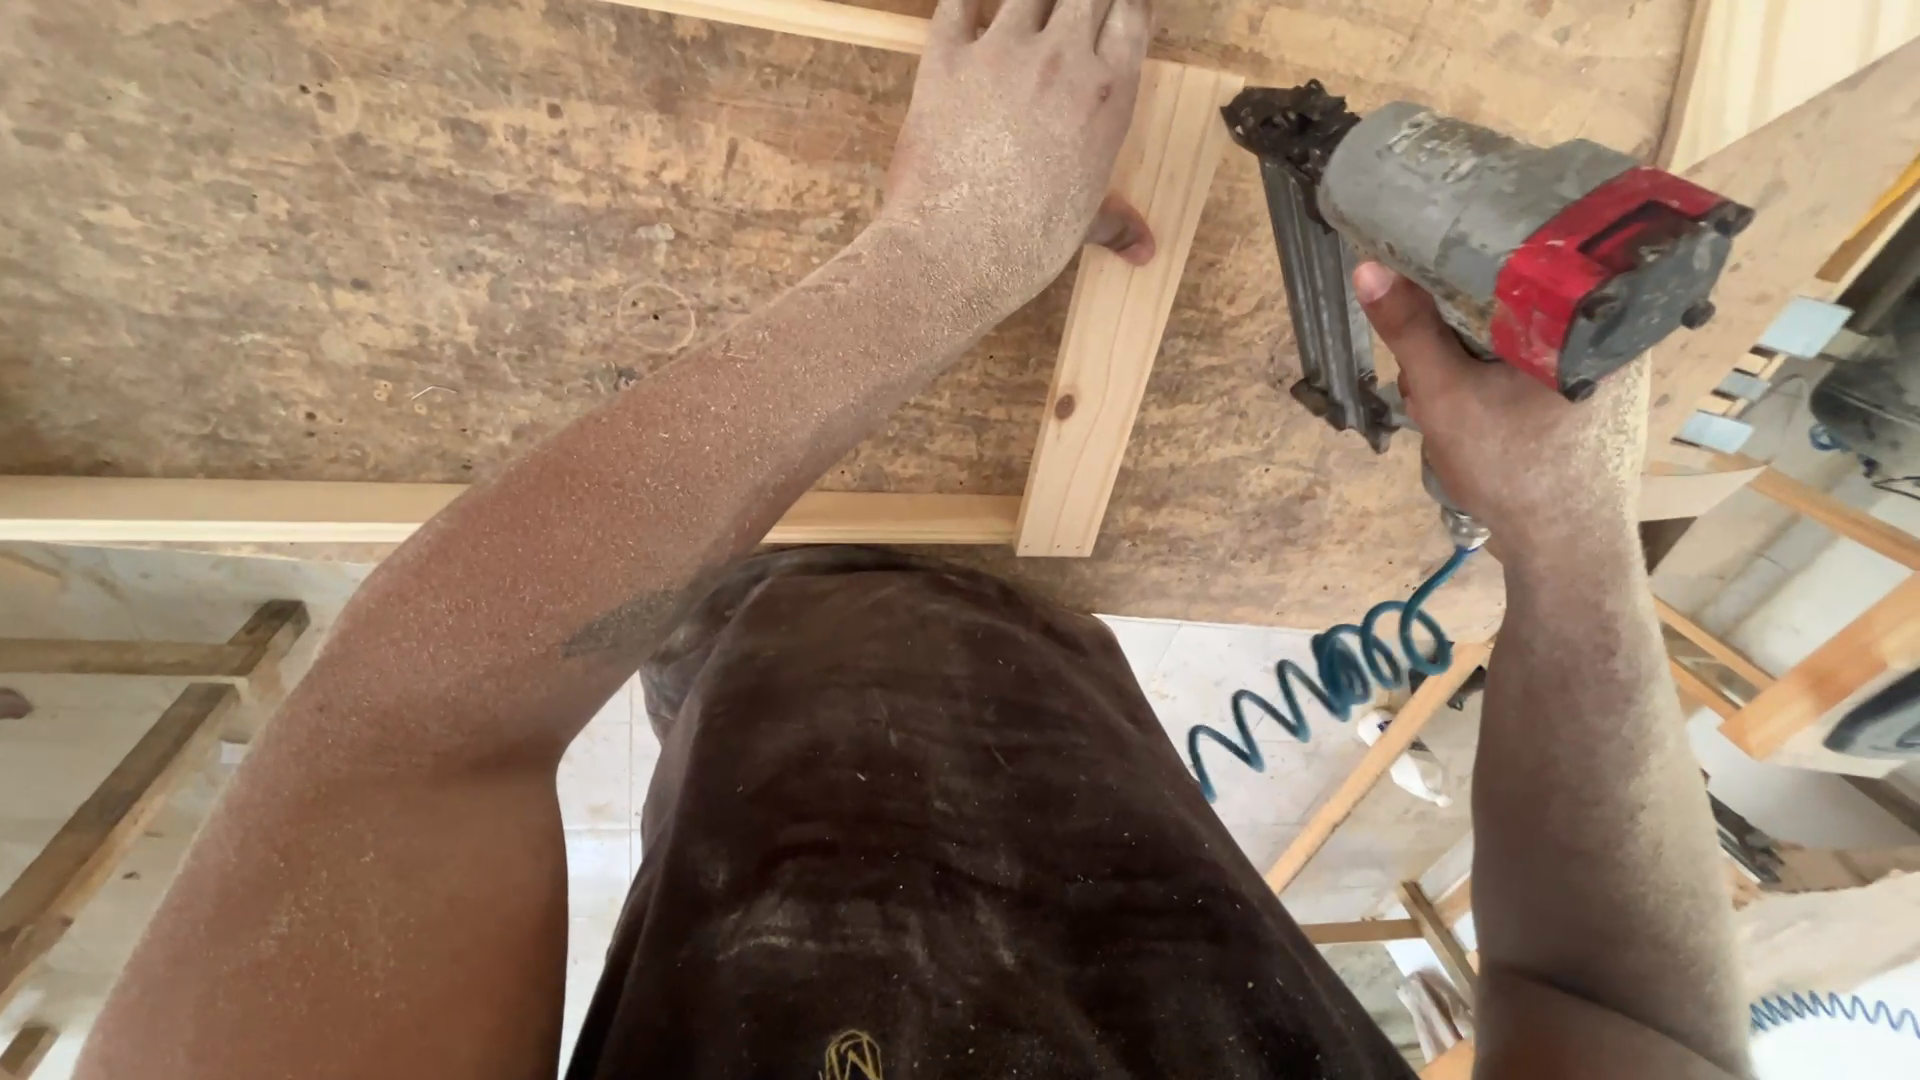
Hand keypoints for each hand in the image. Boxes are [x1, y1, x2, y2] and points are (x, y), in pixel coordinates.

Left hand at [876, 0, 1154, 319]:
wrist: (952, 254)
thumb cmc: (1025, 247)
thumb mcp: (1080, 229)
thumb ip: (1114, 223)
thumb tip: (1145, 251)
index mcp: (1107, 97)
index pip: (1133, 14)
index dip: (1127, 8)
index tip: (1118, 15)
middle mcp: (1061, 60)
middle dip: (1086, 1)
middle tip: (1073, 19)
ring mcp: (1001, 53)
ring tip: (1030, 17)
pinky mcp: (945, 59)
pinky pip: (958, 1)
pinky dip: (967, 3)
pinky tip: (972, 14)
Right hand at [1353, 262, 1647, 551]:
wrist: (1564, 545)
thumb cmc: (1511, 465)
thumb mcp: (1445, 394)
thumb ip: (1409, 330)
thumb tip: (1369, 266)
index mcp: (1593, 310)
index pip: (1522, 255)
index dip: (1461, 268)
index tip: (1421, 283)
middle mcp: (1616, 328)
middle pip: (1515, 303)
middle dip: (1458, 337)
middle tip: (1430, 382)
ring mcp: (1613, 366)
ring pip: (1521, 338)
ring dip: (1474, 364)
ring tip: (1454, 409)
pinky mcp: (1601, 397)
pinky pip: (1536, 367)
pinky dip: (1499, 382)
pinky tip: (1484, 418)